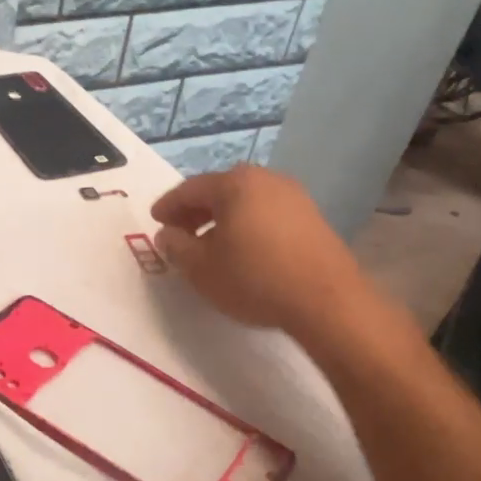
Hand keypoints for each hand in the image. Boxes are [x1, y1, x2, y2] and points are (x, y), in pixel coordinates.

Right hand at [151, 165, 370, 337]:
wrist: (326, 301)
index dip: (168, 206)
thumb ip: (176, 247)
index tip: (155, 221)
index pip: (189, 189)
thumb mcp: (200, 268)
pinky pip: (267, 213)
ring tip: (210, 245)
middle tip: (179, 232)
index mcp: (234, 184)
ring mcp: (294, 196)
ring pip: (245, 202)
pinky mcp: (312, 217)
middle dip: (195, 211)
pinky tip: (243, 250)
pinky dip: (248, 225)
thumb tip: (167, 234)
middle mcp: (265, 179)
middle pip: (220, 191)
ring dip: (223, 219)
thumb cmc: (253, 279)